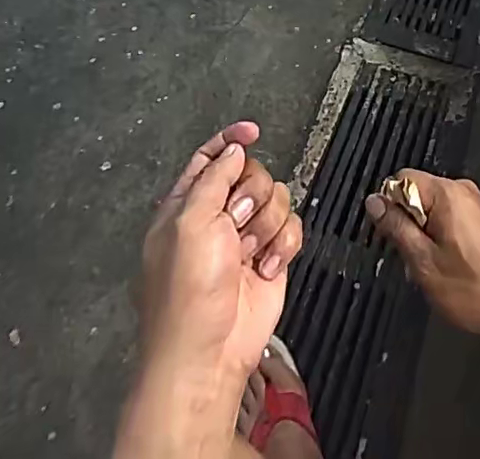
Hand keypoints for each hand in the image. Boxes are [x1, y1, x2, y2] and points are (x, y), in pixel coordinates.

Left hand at [139, 122, 303, 382]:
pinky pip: (292, 226)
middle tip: (236, 221)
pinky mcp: (271, 253)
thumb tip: (234, 149)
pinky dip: (283, 245)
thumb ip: (213, 178)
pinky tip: (266, 267)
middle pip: (253, 174)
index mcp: (187, 207)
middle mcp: (217, 217)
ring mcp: (246, 236)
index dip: (230, 140)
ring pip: (278, 198)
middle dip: (253, 194)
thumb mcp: (190, 224)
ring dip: (267, 225)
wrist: (212, 348)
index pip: (210, 158)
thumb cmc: (188, 291)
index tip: (252, 130)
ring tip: (249, 253)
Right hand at [365, 169, 479, 342]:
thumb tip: (374, 202)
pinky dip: (437, 237)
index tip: (390, 234)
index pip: (402, 178)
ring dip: (420, 234)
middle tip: (413, 257)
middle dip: (405, 222)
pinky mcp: (478, 217)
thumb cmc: (472, 288)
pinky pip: (445, 216)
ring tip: (430, 265)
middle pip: (415, 192)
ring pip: (428, 208)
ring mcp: (472, 203)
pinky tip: (444, 264)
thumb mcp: (423, 261)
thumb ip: (396, 227)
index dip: (389, 205)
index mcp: (448, 194)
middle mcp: (462, 190)